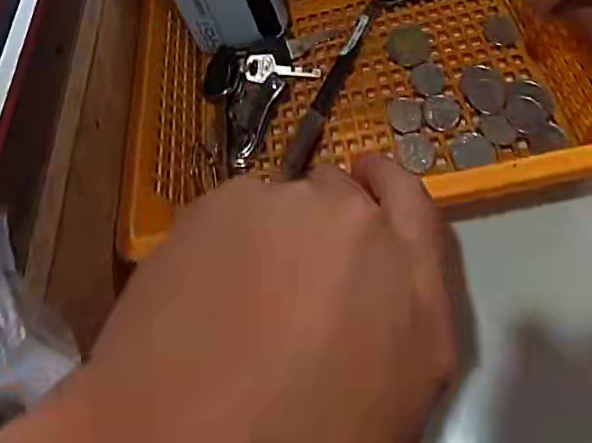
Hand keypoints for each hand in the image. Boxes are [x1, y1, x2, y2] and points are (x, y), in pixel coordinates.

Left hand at [0, 157, 457, 442]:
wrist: (178, 440)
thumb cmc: (297, 439)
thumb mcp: (388, 395)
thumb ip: (395, 315)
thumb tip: (373, 284)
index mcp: (411, 286)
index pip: (413, 201)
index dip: (388, 184)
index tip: (368, 174)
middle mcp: (355, 227)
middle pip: (342, 193)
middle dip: (323, 217)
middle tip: (294, 261)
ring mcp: (286, 204)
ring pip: (283, 197)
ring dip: (271, 229)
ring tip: (239, 287)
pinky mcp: (224, 198)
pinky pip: (234, 207)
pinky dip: (225, 235)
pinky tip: (203, 286)